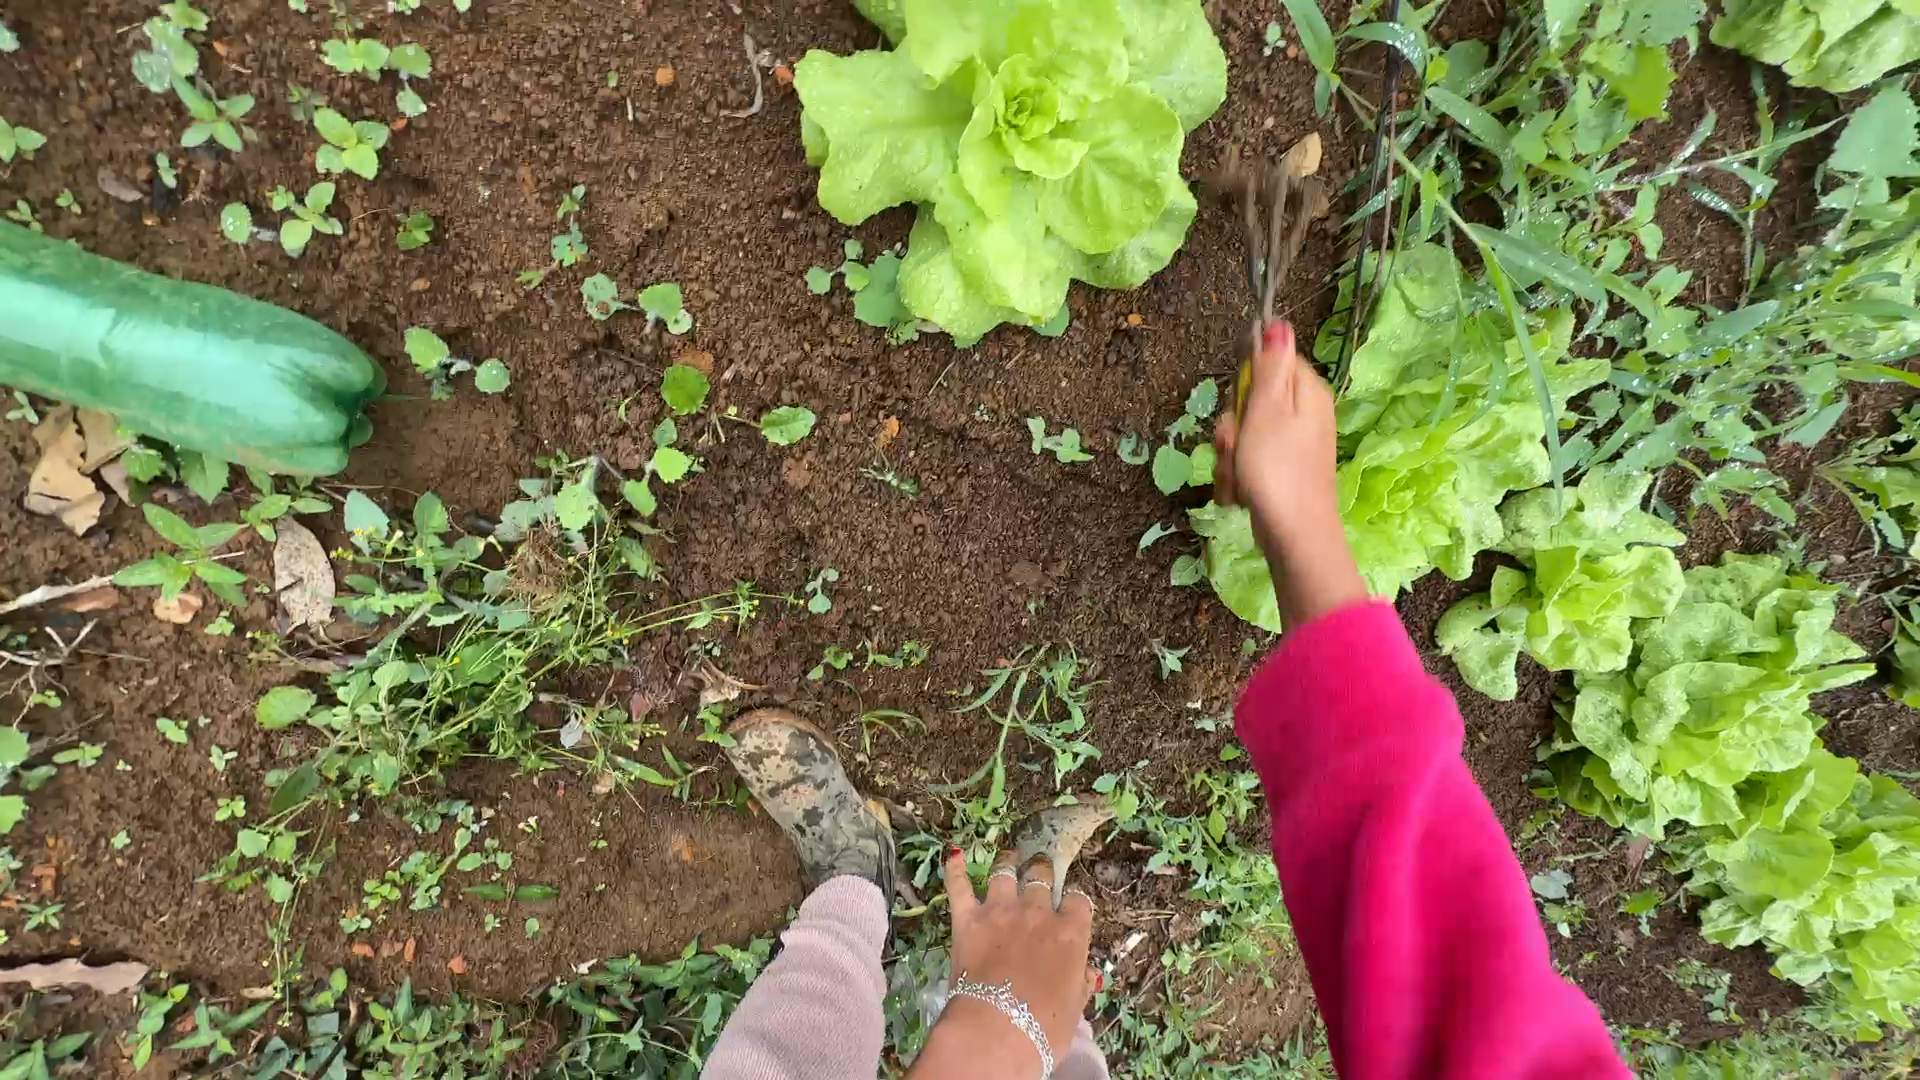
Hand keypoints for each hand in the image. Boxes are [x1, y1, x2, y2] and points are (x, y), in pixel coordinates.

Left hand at [907, 848, 1097, 1078]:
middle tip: (1039, 869)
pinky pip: (959, 885)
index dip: (1074, 901)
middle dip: (1041, 870)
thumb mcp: (1074, 1010)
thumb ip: (1081, 984)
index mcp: (1069, 933)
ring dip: (1006, 863)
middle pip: (1041, 875)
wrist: (997, 1031)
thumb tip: (1089, 974)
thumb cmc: (1043, 1028)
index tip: (1071, 905)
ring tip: (1007, 857)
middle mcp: (1036, 912)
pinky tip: (953, 855)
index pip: (1078, 901)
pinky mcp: (968, 918)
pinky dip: (955, 869)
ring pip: (1003, 871)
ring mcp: (1000, 910)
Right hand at [1214, 320, 1368, 628]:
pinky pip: (1249, 462)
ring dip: (1229, 458)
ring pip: (1244, 436)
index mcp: (1307, 393)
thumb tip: (1277, 323)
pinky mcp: (1282, 472)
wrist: (1293, 536)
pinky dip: (1237, 477)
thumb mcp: (1266, 412)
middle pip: (1252, 402)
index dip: (1244, 384)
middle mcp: (1305, 415)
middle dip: (1232, 428)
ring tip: (1236, 477)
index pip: (1271, 364)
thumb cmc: (1276, 472)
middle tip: (1234, 446)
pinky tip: (1239, 493)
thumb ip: (1269, 367)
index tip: (1237, 406)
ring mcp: (1294, 446)